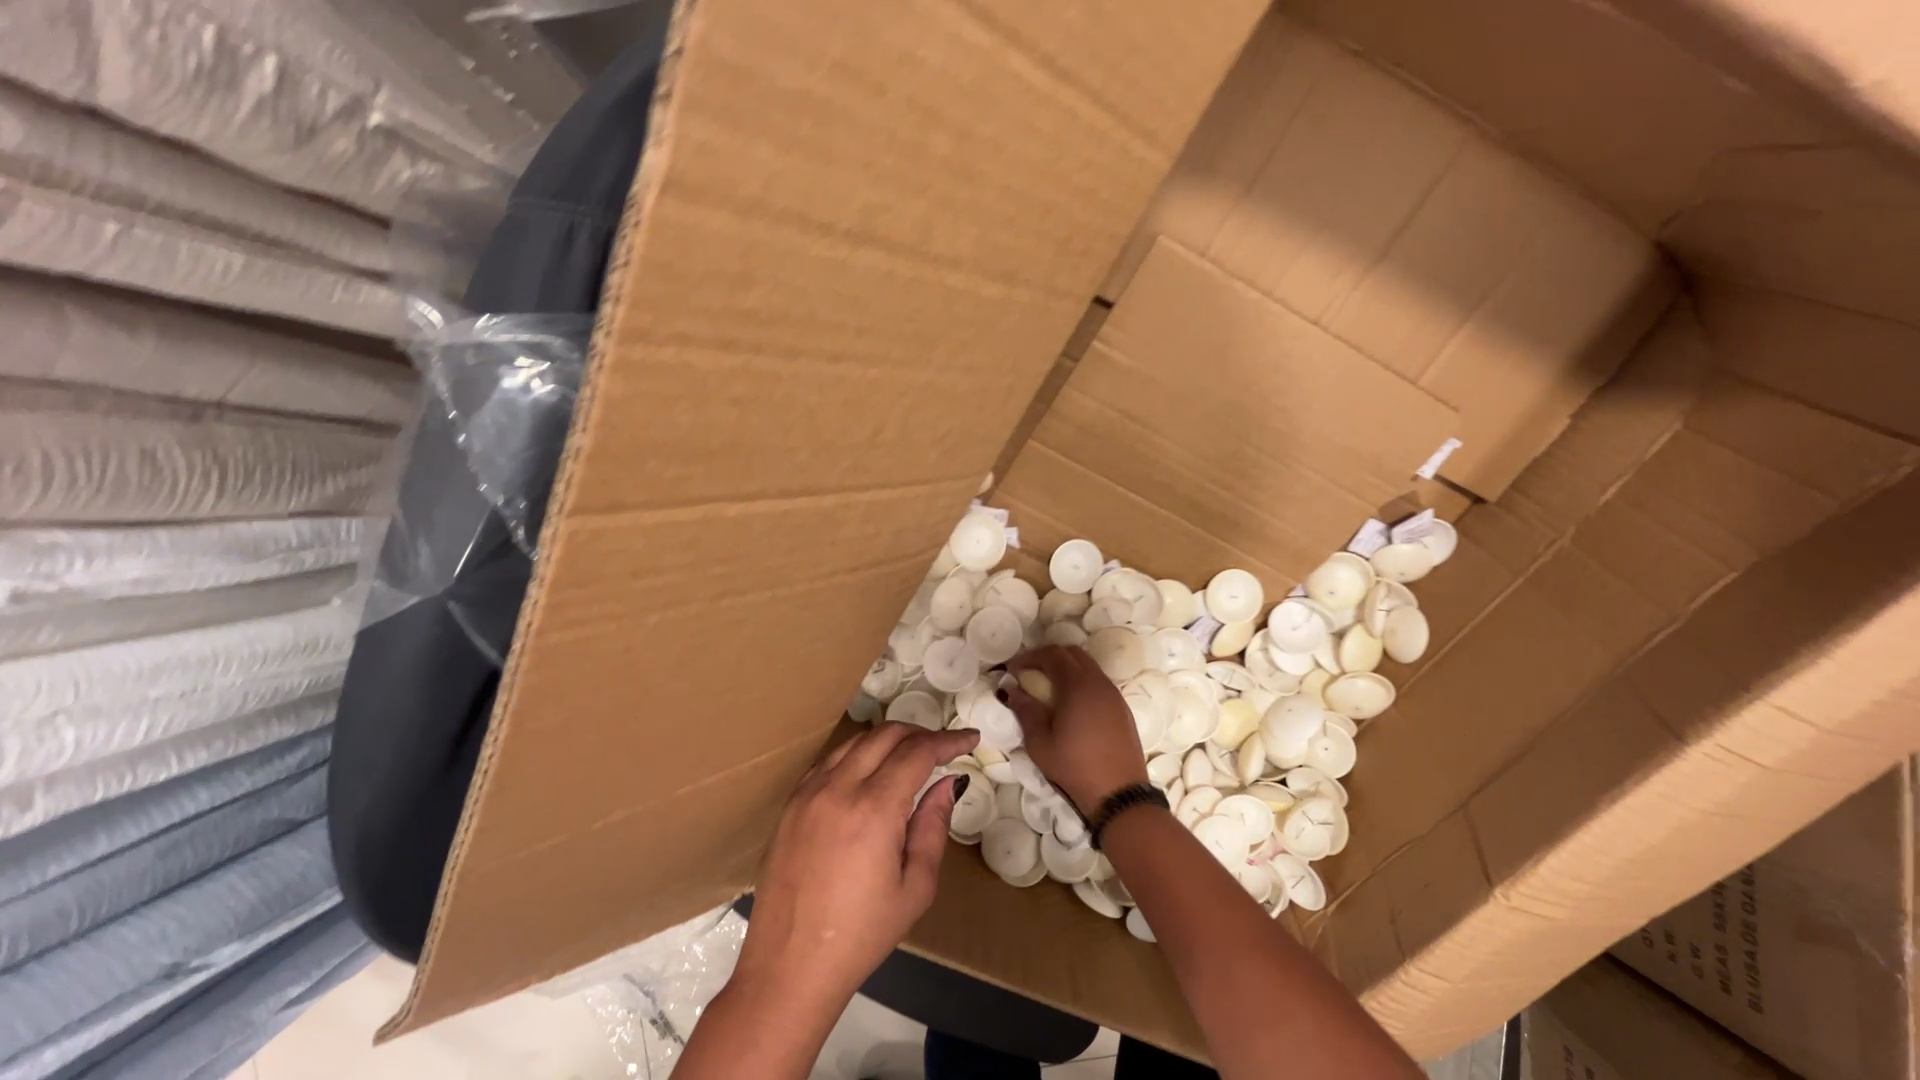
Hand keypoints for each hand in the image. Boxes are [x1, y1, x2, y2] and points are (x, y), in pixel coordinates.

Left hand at [738, 722, 979, 1005]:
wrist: (791, 965)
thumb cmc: (862, 934)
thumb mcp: (915, 887)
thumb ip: (932, 827)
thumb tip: (947, 783)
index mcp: (874, 808)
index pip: (918, 752)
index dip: (948, 740)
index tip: (970, 738)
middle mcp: (838, 788)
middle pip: (885, 735)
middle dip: (920, 733)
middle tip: (943, 747)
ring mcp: (808, 794)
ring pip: (853, 742)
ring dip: (887, 739)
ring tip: (910, 755)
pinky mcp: (789, 806)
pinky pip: (827, 761)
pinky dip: (855, 754)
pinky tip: (868, 772)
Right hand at [1005, 646, 1148, 816]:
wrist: (1119, 795)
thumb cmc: (1074, 768)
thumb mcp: (1040, 743)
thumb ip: (1025, 711)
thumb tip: (1012, 691)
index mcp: (1078, 685)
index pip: (1053, 654)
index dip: (1029, 656)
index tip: (1012, 669)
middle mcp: (1099, 683)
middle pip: (1073, 654)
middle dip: (1049, 657)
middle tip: (1028, 673)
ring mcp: (1114, 695)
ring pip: (1089, 667)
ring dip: (1067, 669)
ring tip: (1047, 688)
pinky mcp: (1122, 709)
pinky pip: (1099, 683)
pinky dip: (1081, 683)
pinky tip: (1070, 705)